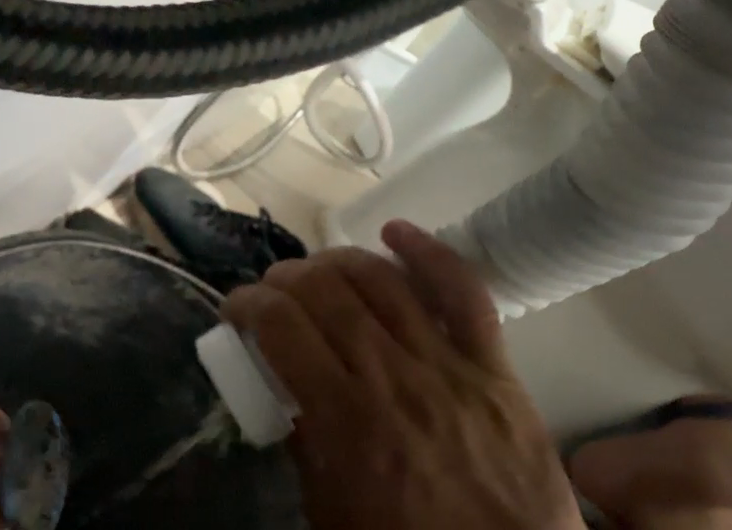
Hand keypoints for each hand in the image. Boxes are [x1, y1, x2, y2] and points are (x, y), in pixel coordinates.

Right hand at [223, 220, 584, 529]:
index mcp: (345, 420)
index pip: (277, 323)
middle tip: (274, 296)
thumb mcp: (328, 511)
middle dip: (282, 279)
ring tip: (319, 275)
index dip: (244, 303)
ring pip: (379, 278)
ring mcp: (448, 368)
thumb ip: (299, 441)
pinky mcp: (496, 370)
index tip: (235, 311)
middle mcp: (392, 379)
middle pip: (322, 290)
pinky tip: (394, 231)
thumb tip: (278, 385)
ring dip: (334, 262)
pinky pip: (465, 293)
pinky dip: (428, 252)